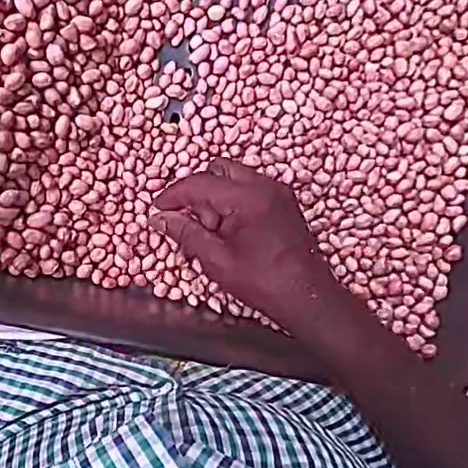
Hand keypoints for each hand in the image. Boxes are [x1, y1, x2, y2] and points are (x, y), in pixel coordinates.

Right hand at [153, 158, 358, 335]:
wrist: (309, 298)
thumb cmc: (265, 283)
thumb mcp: (216, 260)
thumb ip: (186, 234)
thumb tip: (162, 219)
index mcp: (248, 198)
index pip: (199, 183)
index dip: (173, 195)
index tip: (158, 208)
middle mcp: (265, 186)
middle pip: (217, 170)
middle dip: (197, 192)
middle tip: (188, 221)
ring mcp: (277, 193)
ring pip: (233, 177)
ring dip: (215, 197)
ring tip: (211, 233)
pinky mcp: (283, 203)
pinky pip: (249, 189)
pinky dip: (232, 202)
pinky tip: (228, 232)